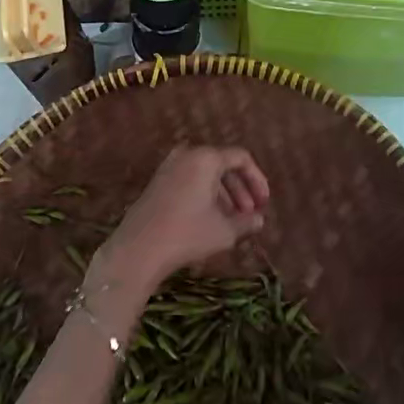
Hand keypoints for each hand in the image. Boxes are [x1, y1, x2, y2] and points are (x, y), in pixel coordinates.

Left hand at [92, 146, 269, 289]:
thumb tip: (259, 219)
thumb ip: (246, 222)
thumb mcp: (224, 230)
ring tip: (234, 222)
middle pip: (223, 165)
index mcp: (206, 158)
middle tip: (250, 214)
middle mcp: (187, 155)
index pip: (241, 158)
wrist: (139, 248)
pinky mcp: (157, 182)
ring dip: (224, 195)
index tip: (264, 203)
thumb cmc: (187, 233)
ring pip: (205, 175)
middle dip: (241, 190)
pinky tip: (211, 220)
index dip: (257, 180)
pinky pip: (189, 182)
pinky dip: (205, 196)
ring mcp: (169, 167)